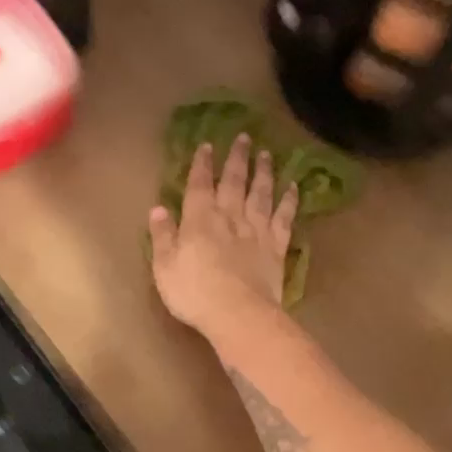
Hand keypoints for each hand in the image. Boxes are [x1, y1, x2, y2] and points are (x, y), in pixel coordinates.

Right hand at [149, 135, 297, 336]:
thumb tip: (157, 209)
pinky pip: (284, 218)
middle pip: (234, 181)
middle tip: (244, 137)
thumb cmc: (194, 293)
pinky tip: (293, 187)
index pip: (200, 184)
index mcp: (199, 219)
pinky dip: (289, 200)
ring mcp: (257, 230)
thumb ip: (163, 236)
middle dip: (237, 158)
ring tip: (267, 154)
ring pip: (261, 193)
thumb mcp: (165, 266)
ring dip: (264, 172)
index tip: (207, 145)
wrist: (238, 313)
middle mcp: (230, 217)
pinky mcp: (276, 248)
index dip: (203, 164)